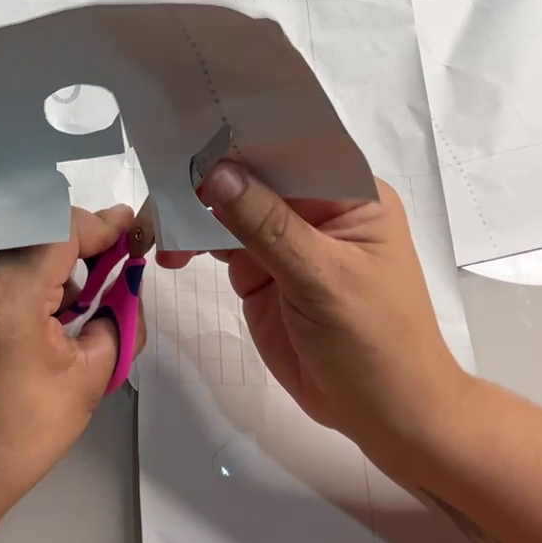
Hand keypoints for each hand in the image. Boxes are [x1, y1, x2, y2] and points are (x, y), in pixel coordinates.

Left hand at [0, 205, 141, 542]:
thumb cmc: (10, 442)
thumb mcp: (82, 387)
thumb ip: (113, 325)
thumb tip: (120, 291)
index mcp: (4, 296)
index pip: (60, 228)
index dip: (98, 224)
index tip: (124, 227)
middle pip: (29, 220)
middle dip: (69, 234)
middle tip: (95, 266)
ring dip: (33, 245)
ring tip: (52, 297)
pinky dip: (2, 258)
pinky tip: (16, 304)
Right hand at [157, 162, 466, 480]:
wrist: (386, 420)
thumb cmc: (376, 343)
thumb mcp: (324, 279)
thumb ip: (266, 225)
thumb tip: (215, 172)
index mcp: (348, 193)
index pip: (293, 147)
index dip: (247, 133)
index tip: (198, 122)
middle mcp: (315, 206)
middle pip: (253, 173)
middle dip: (208, 172)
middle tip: (161, 172)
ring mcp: (284, 238)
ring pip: (229, 206)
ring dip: (192, 211)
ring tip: (155, 220)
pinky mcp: (260, 269)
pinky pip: (218, 242)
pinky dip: (191, 243)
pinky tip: (169, 253)